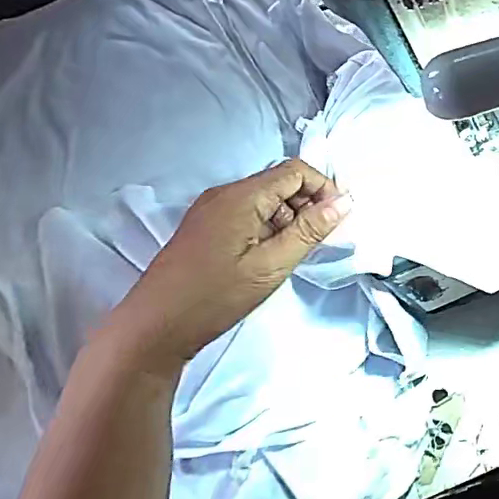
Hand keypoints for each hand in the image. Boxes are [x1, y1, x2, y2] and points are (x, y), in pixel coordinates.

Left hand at [99, 159, 351, 373]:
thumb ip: (309, 231)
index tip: (336, 221)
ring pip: (265, 200)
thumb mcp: (271, 265)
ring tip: (290, 256)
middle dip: (306, 205)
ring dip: (288, 219)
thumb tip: (343, 202)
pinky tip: (268, 258)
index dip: (322, 189)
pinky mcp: (205, 227)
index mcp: (241, 196)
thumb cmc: (215, 296)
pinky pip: (247, 214)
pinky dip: (267, 228)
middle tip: (315, 243)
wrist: (154, 327)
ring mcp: (212, 209)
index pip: (295, 171)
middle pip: (279, 183)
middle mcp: (224, 194)